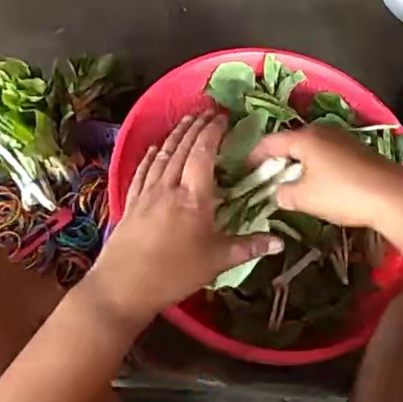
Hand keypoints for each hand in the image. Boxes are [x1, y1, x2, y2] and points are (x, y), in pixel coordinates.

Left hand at [84, 113, 283, 319]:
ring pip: (162, 156)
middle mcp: (169, 188)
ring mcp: (147, 195)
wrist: (121, 289)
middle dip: (196, 127)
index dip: (213, 133)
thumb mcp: (218, 261)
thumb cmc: (174, 274)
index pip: (204, 154)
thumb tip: (281, 243)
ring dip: (175, 136)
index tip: (223, 118)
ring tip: (186, 120)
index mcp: (194, 197)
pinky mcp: (131, 204)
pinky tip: (155, 149)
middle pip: (182, 149)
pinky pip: (142, 172)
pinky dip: (151, 156)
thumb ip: (249, 247)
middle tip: (208, 112)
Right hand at [248, 124, 402, 233]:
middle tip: (265, 178)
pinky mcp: (359, 151)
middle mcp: (324, 131)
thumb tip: (278, 191)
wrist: (393, 197)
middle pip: (292, 142)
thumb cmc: (344, 194)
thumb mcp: (303, 198)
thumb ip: (282, 193)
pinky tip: (319, 184)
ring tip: (290, 183)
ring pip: (312, 149)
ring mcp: (344, 139)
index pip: (269, 141)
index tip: (242, 169)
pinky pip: (329, 155)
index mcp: (305, 137)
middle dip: (277, 159)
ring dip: (299, 164)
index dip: (253, 155)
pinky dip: (318, 166)